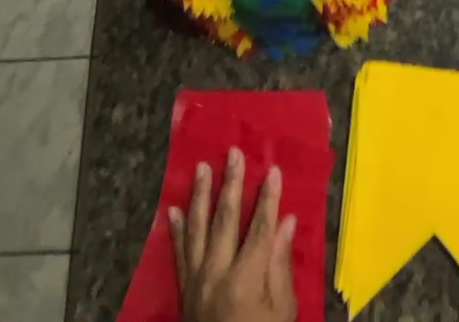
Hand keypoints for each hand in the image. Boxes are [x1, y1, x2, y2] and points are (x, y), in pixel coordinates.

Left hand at [171, 147, 296, 321]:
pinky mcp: (184, 292)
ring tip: (201, 168)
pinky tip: (173, 209)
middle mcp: (216, 275)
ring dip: (200, 196)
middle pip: (225, 221)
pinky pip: (178, 255)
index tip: (272, 169)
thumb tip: (285, 221)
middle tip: (233, 152)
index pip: (259, 228)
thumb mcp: (282, 311)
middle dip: (230, 184)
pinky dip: (175, 231)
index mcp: (246, 280)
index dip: (268, 198)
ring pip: (197, 230)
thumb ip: (280, 265)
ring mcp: (196, 283)